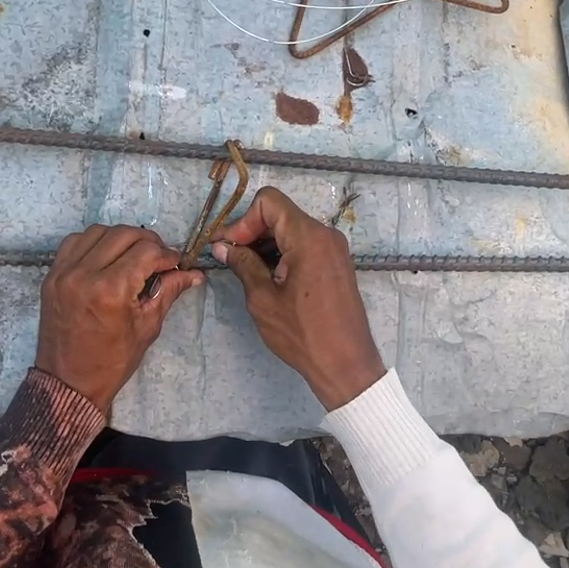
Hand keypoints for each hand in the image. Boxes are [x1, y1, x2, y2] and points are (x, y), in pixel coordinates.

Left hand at [36, 225, 204, 411]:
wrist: (68, 382)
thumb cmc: (111, 362)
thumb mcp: (147, 327)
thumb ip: (168, 292)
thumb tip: (194, 273)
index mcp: (110, 290)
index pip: (147, 252)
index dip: (167, 255)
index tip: (175, 263)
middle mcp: (84, 274)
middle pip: (124, 234)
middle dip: (148, 242)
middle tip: (159, 258)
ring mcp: (63, 272)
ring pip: (98, 231)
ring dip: (120, 238)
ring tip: (133, 255)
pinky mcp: (52, 275)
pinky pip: (74, 242)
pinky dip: (94, 242)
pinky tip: (106, 256)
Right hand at [212, 187, 383, 409]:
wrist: (346, 365)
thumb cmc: (302, 333)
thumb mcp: (263, 299)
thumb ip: (243, 264)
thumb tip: (222, 246)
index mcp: (309, 237)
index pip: (268, 202)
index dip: (243, 220)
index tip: (229, 247)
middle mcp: (325, 234)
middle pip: (279, 213)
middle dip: (251, 231)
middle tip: (230, 258)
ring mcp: (334, 248)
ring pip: (290, 229)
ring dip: (265, 243)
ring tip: (246, 270)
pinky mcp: (336, 263)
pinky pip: (303, 244)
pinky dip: (282, 253)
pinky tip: (268, 276)